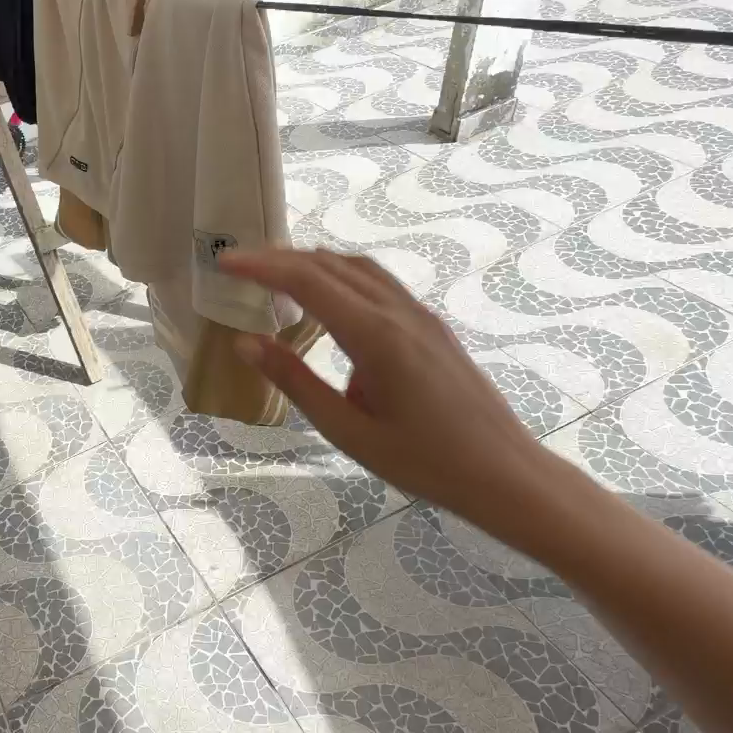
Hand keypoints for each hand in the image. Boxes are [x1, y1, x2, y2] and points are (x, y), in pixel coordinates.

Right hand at [218, 248, 596, 545]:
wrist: (506, 475)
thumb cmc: (424, 462)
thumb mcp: (348, 430)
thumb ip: (295, 381)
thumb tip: (246, 343)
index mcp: (375, 336)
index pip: (307, 281)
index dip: (262, 267)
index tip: (225, 262)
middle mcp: (399, 313)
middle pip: (331, 264)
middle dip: (280, 258)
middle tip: (239, 265)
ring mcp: (420, 315)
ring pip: (358, 267)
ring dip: (312, 262)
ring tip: (275, 274)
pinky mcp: (431, 326)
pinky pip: (377, 282)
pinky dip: (340, 275)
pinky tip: (326, 297)